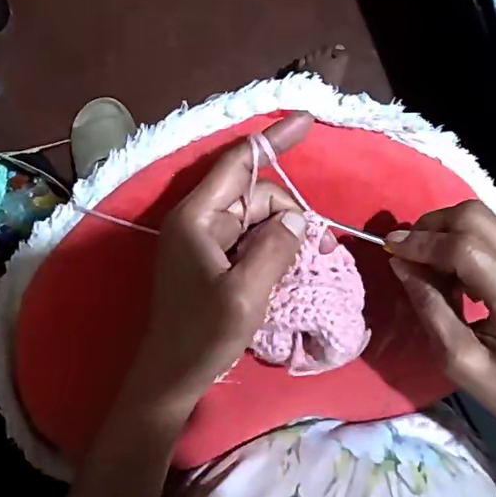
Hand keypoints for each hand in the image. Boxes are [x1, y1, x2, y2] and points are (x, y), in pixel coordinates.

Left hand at [124, 114, 313, 416]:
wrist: (171, 376)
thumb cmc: (201, 335)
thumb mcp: (245, 294)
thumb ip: (275, 248)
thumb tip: (299, 219)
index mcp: (198, 218)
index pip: (239, 163)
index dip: (273, 141)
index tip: (306, 119)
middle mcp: (200, 221)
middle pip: (256, 194)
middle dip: (292, 211)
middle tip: (324, 246)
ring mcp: (205, 241)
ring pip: (257, 217)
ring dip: (287, 231)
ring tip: (315, 258)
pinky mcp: (213, 260)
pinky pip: (251, 238)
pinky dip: (275, 246)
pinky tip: (294, 263)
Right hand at [386, 201, 495, 459]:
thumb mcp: (458, 361)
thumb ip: (429, 309)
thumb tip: (401, 262)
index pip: (468, 249)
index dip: (424, 243)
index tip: (391, 249)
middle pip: (476, 218)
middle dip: (432, 227)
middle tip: (406, 252)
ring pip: (482, 218)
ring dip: (444, 232)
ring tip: (426, 264)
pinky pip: (491, 231)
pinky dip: (460, 241)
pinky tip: (451, 271)